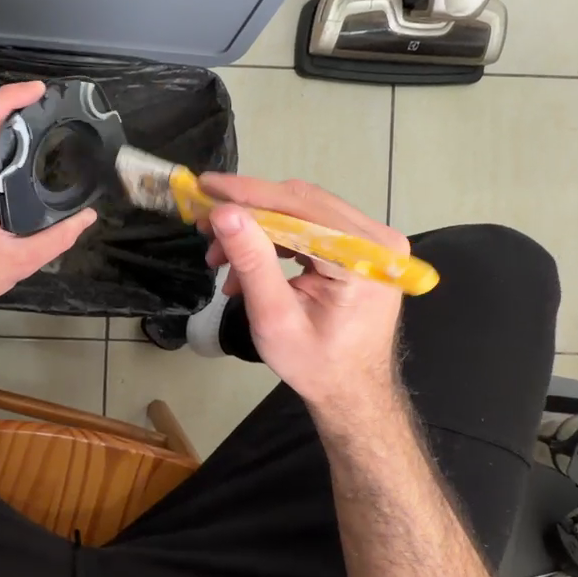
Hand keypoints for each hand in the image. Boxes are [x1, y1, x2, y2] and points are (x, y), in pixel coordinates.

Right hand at [200, 175, 406, 416]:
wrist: (351, 391)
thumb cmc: (314, 363)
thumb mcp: (274, 317)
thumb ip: (252, 261)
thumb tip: (224, 212)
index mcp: (361, 257)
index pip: (298, 207)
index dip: (247, 194)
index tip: (204, 186)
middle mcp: (374, 238)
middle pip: (299, 203)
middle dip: (246, 212)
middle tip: (203, 226)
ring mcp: (369, 241)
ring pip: (299, 211)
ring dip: (254, 229)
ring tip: (219, 258)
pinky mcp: (359, 246)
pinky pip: (308, 226)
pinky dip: (272, 239)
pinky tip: (245, 266)